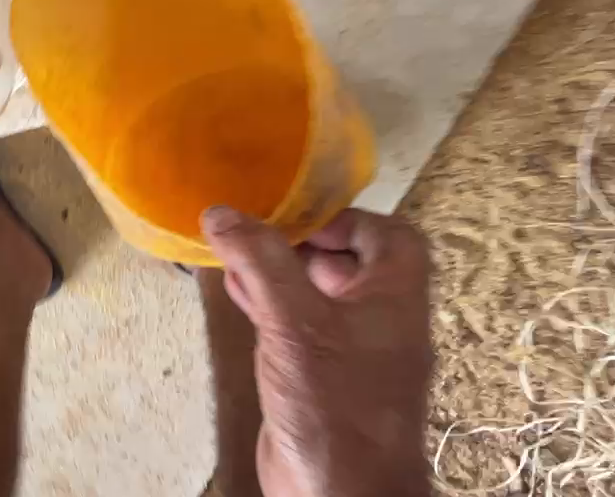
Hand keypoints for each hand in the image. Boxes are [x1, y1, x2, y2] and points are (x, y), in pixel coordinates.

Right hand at [202, 206, 432, 496]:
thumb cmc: (333, 404)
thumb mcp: (296, 321)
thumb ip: (261, 262)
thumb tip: (221, 211)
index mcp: (393, 303)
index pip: (391, 238)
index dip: (346, 219)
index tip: (293, 218)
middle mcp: (376, 323)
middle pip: (347, 261)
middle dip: (297, 242)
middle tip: (252, 233)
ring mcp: (348, 352)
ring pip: (314, 291)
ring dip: (274, 269)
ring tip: (232, 254)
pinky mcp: (317, 375)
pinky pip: (294, 322)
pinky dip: (264, 299)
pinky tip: (233, 290)